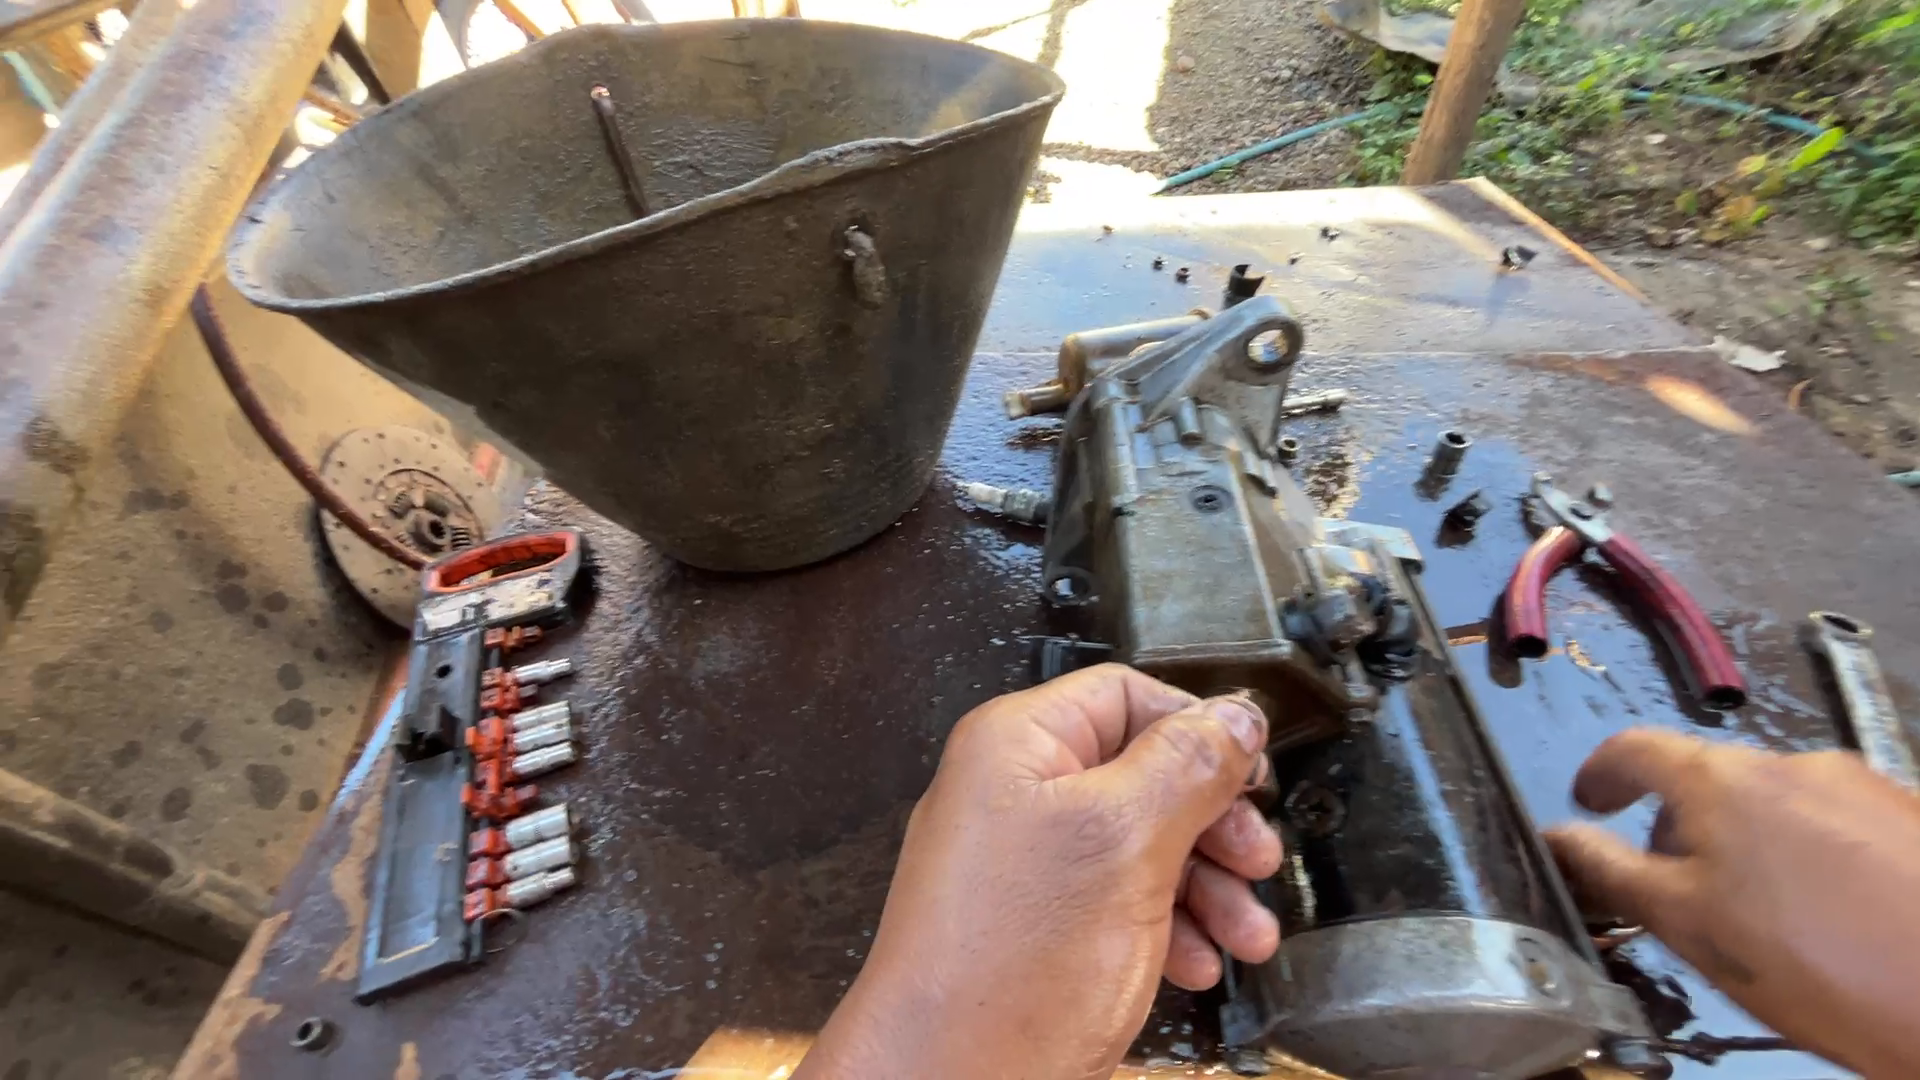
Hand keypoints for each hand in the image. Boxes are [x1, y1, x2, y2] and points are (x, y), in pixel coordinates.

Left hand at [795, 664, 1282, 1079]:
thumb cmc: (1015, 956)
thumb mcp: (1123, 839)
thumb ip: (1187, 766)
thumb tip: (1235, 715)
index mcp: (1020, 741)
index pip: (1123, 695)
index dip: (1193, 724)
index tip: (1250, 767)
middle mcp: (1018, 787)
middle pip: (1140, 768)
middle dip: (1210, 815)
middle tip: (1256, 856)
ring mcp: (1027, 855)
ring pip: (1138, 837)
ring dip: (1203, 880)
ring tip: (1246, 929)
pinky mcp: (1038, 915)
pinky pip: (1118, 892)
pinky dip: (1168, 920)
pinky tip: (1198, 960)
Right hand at [1545, 728, 1919, 1077]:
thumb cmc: (1816, 960)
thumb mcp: (1682, 920)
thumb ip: (1604, 866)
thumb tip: (1555, 834)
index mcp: (1718, 777)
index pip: (1631, 748)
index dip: (1600, 773)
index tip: (1591, 803)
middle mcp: (1794, 764)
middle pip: (1707, 773)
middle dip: (1680, 817)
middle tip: (1679, 877)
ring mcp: (1874, 789)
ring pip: (1779, 798)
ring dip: (1750, 832)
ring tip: (1767, 902)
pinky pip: (1845, 821)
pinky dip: (1818, 850)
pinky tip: (1840, 910)